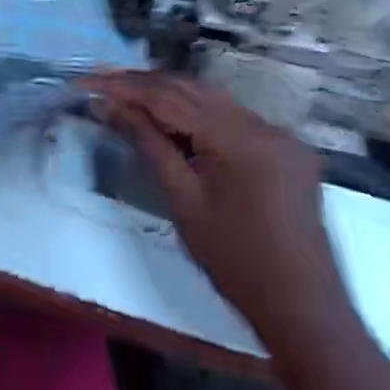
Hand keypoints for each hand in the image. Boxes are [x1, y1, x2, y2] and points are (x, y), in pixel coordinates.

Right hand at [89, 71, 389, 389]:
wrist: (305, 310)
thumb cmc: (235, 259)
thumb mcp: (181, 198)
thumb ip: (145, 142)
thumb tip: (104, 105)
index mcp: (240, 139)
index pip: (167, 97)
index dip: (121, 86)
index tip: (84, 83)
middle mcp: (263, 126)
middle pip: (190, 88)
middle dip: (140, 82)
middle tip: (96, 80)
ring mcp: (279, 136)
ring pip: (209, 97)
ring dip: (164, 92)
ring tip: (122, 91)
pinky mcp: (284, 149)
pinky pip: (229, 115)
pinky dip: (192, 109)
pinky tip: (166, 115)